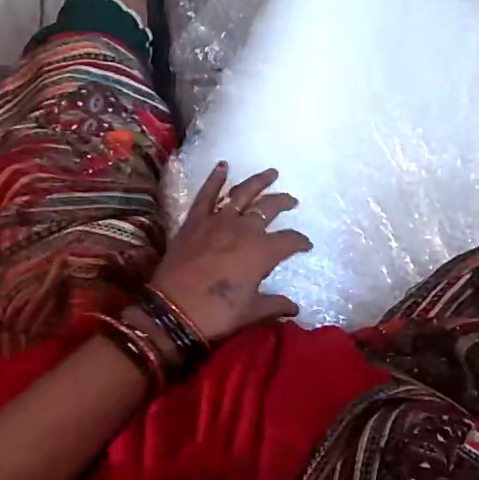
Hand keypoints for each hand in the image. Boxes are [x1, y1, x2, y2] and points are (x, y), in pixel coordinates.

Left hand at [149, 163, 311, 340]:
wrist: (173, 310)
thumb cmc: (216, 313)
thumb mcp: (251, 312)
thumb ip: (275, 305)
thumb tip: (294, 308)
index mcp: (262, 251)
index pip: (290, 240)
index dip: (300, 242)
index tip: (306, 245)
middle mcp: (243, 229)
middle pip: (269, 208)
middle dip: (283, 202)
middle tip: (291, 200)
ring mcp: (217, 221)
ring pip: (242, 193)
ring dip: (258, 181)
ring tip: (271, 173)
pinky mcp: (194, 221)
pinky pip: (206, 195)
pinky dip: (215, 178)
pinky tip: (223, 166)